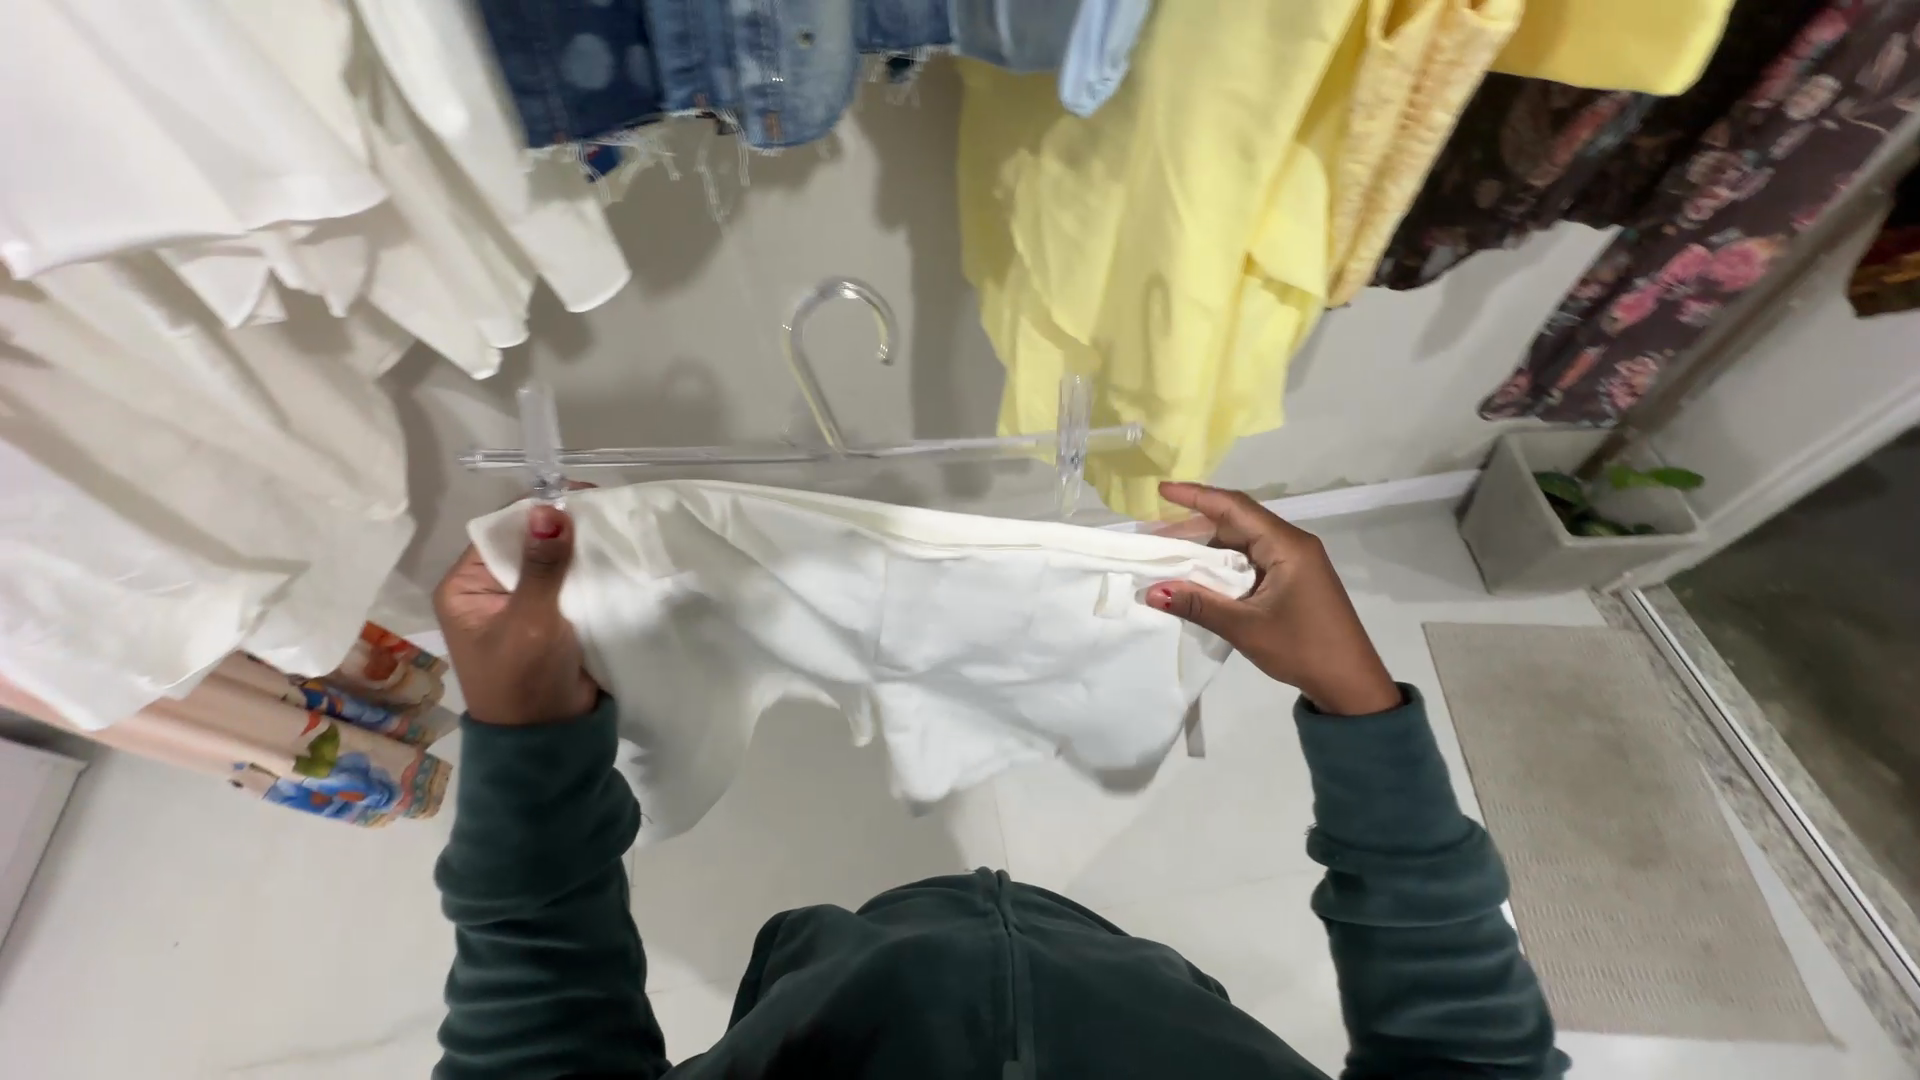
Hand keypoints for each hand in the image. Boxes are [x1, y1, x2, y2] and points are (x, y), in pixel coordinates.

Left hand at [433, 503, 598, 725]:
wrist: (549, 735)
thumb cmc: (524, 679)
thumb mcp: (532, 620)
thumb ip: (543, 566)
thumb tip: (549, 508)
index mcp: (466, 586)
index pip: (500, 530)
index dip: (538, 510)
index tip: (582, 494)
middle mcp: (491, 588)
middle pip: (530, 542)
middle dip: (567, 528)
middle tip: (610, 510)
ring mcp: (526, 603)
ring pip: (556, 561)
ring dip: (585, 550)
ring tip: (621, 530)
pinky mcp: (556, 616)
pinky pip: (574, 582)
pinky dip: (594, 571)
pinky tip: (620, 558)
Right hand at [1147, 482, 1399, 715]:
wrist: (1351, 684)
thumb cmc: (1303, 649)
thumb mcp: (1245, 627)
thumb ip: (1198, 605)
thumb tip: (1152, 592)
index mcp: (1287, 546)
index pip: (1235, 508)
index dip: (1196, 496)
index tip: (1162, 490)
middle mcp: (1292, 545)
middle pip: (1237, 521)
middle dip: (1195, 524)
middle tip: (1156, 533)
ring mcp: (1294, 561)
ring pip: (1242, 541)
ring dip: (1207, 547)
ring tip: (1169, 554)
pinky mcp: (1292, 579)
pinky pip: (1251, 559)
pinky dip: (1222, 564)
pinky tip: (1199, 575)